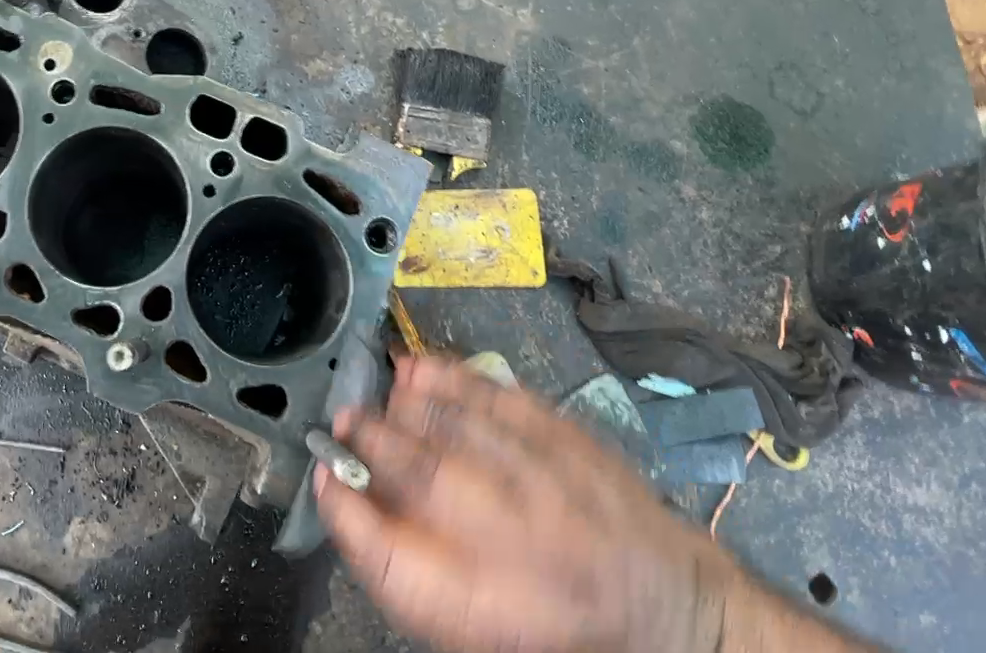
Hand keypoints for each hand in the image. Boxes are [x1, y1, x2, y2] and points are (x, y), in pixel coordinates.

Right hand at [315, 356, 750, 652]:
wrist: (660, 601)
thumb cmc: (550, 616)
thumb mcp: (472, 616)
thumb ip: (405, 561)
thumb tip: (347, 493)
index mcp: (484, 602)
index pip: (391, 557)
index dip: (346, 512)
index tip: (326, 476)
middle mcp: (516, 542)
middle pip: (420, 474)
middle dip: (370, 439)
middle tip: (345, 422)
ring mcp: (548, 483)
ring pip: (456, 427)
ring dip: (403, 406)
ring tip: (377, 398)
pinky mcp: (568, 440)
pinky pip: (498, 396)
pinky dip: (451, 377)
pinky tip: (419, 368)